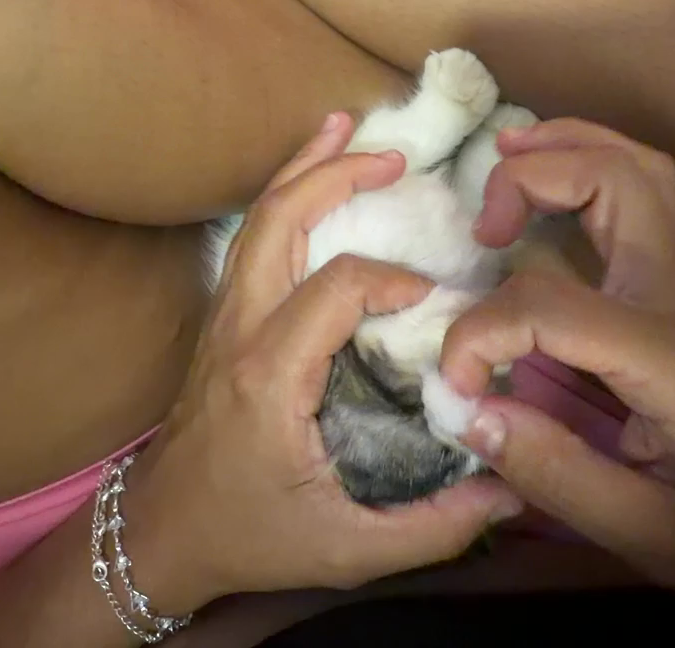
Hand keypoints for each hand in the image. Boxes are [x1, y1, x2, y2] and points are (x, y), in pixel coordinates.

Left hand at [123, 113, 522, 613]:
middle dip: (335, 175)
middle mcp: (239, 328)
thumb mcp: (346, 549)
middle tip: (392, 155)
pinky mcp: (223, 316)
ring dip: (302, 168)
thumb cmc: (249, 535)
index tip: (429, 300)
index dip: (391, 279)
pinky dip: (285, 196)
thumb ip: (434, 526)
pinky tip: (308, 178)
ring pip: (258, 218)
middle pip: (280, 220)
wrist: (161, 529)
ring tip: (343, 126)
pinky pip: (253, 237)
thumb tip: (512, 494)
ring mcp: (223, 315)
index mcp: (270, 375)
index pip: (336, 287)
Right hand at [443, 118, 674, 625]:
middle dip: (531, 178)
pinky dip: (584, 165)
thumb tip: (464, 407)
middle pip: (618, 178)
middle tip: (483, 229)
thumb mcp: (656, 539)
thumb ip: (554, 474)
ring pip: (637, 167)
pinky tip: (543, 185)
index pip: (551, 307)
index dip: (479, 333)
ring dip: (565, 146)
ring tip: (503, 156)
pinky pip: (638, 193)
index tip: (456, 383)